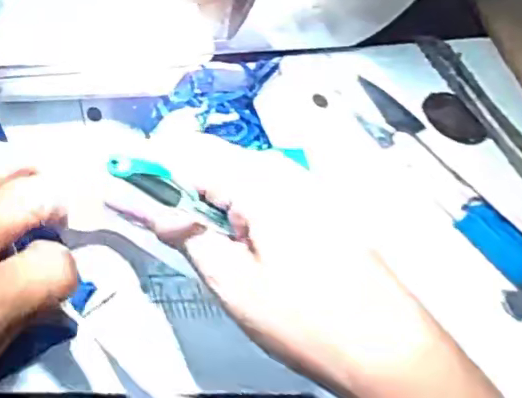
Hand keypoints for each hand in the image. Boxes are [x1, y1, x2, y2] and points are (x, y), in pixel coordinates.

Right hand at [109, 134, 498, 397]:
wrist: (407, 366)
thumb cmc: (320, 327)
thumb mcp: (235, 284)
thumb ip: (183, 234)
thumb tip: (143, 205)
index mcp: (256, 182)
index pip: (177, 155)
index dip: (140, 168)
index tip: (114, 181)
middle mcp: (278, 170)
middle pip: (199, 153)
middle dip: (169, 180)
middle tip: (151, 215)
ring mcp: (299, 184)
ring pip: (224, 169)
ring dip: (198, 192)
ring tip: (194, 235)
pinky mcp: (312, 202)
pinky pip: (251, 184)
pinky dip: (226, 201)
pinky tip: (231, 238)